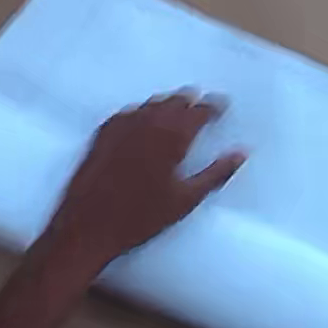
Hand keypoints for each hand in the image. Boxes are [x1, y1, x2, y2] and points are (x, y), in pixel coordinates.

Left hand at [41, 91, 245, 270]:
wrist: (87, 228)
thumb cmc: (138, 218)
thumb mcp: (185, 200)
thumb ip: (216, 173)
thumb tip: (240, 154)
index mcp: (173, 134)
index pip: (201, 109)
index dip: (214, 106)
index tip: (221, 107)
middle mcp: (150, 120)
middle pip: (178, 99)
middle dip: (192, 103)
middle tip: (202, 110)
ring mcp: (124, 122)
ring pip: (154, 102)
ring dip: (168, 105)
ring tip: (176, 115)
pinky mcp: (105, 130)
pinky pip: (131, 111)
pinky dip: (143, 113)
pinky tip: (144, 124)